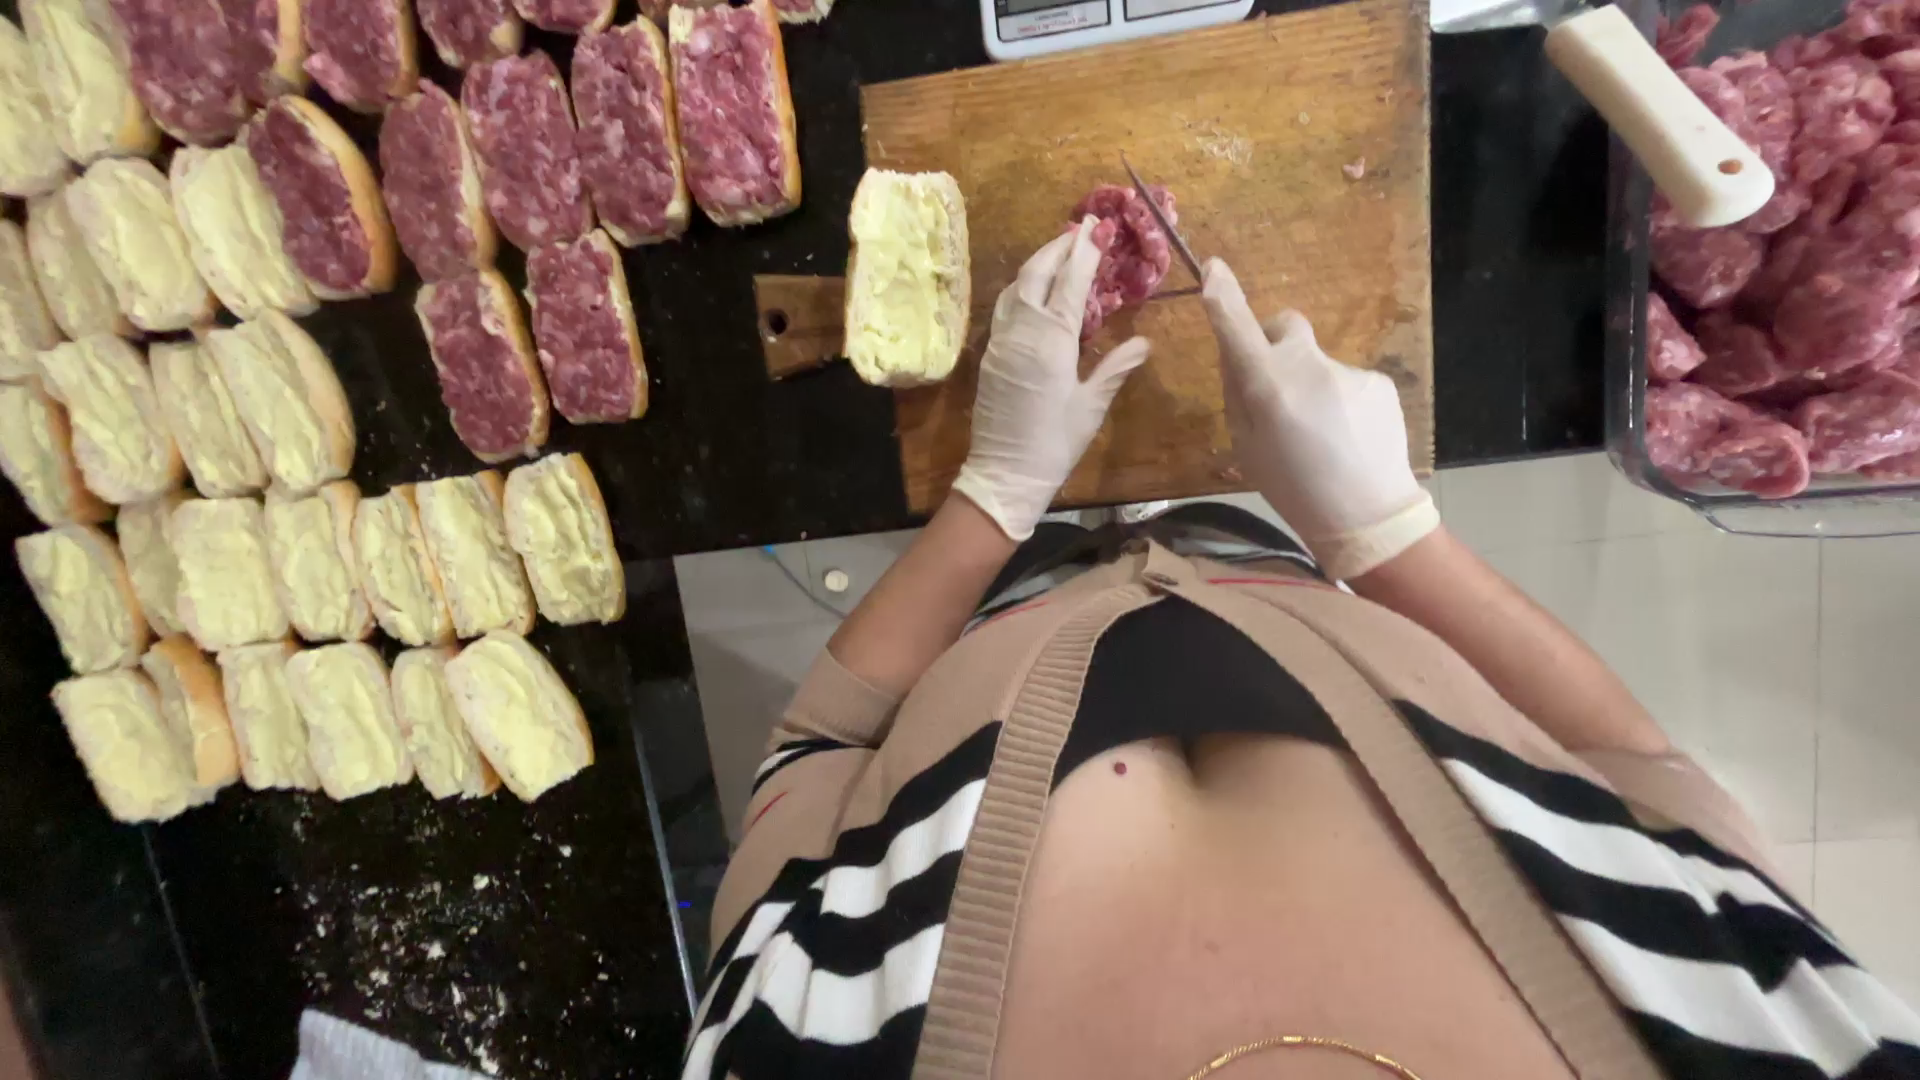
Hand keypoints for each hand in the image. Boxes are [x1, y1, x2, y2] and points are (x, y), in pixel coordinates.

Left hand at [951, 219, 1150, 540]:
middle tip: (1080, 232)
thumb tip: (1144, 341)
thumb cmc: (1054, 444)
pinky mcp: (989, 356)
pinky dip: (1021, 290)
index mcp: (1051, 340)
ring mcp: (1000, 342)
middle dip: (1058, 247)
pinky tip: (1034, 293)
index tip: (1097, 227)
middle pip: (1036, 273)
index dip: (1085, 252)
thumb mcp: (1091, 406)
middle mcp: (1022, 332)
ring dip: (1036, 265)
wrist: (1004, 473)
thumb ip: (1115, 367)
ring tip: (1059, 254)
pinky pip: (1004, 310)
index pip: (1070, 282)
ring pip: (1015, 288)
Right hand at [1201, 258, 1437, 580]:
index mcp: (1267, 386)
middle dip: (1274, 346)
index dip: (1223, 297)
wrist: (1365, 513)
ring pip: (1314, 360)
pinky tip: (1344, 435)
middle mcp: (1308, 366)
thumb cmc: (1290, 487)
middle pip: (1283, 328)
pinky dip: (1338, 399)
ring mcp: (1347, 370)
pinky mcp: (1376, 380)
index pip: (1238, 328)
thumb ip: (1237, 394)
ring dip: (1308, 382)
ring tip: (1317, 432)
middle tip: (1274, 392)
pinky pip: (1343, 378)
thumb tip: (1234, 353)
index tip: (1213, 268)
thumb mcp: (1244, 445)